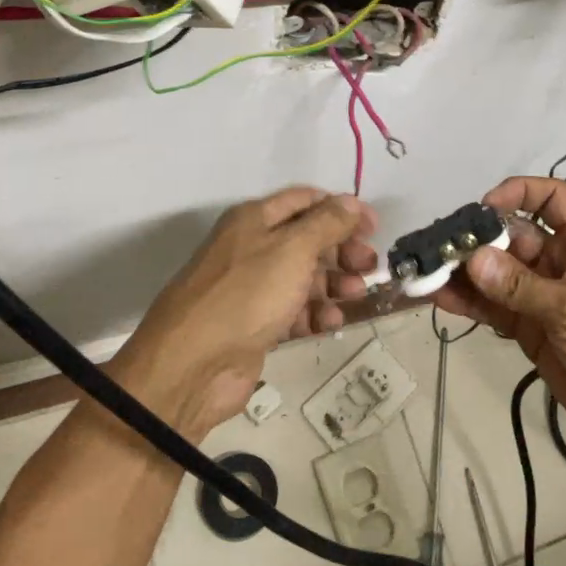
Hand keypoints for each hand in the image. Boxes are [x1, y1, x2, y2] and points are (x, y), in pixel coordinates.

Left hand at [110, 188, 377, 439]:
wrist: (193, 364)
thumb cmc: (246, 295)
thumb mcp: (292, 250)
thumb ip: (327, 223)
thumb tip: (351, 202)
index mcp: (255, 219)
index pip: (306, 201)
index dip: (341, 209)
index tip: (373, 228)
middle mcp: (252, 247)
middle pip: (308, 239)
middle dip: (342, 251)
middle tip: (369, 267)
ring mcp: (253, 288)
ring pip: (304, 277)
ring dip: (334, 284)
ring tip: (355, 296)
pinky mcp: (255, 324)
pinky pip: (293, 311)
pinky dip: (315, 314)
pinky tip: (330, 323)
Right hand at [431, 177, 565, 457]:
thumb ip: (521, 286)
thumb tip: (473, 258)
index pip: (552, 200)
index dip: (519, 193)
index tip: (483, 206)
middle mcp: (561, 264)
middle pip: (513, 238)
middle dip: (477, 239)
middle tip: (437, 246)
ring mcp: (543, 298)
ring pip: (497, 274)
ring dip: (464, 272)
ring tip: (426, 271)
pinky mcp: (529, 330)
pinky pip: (493, 308)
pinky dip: (467, 303)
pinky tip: (437, 298)